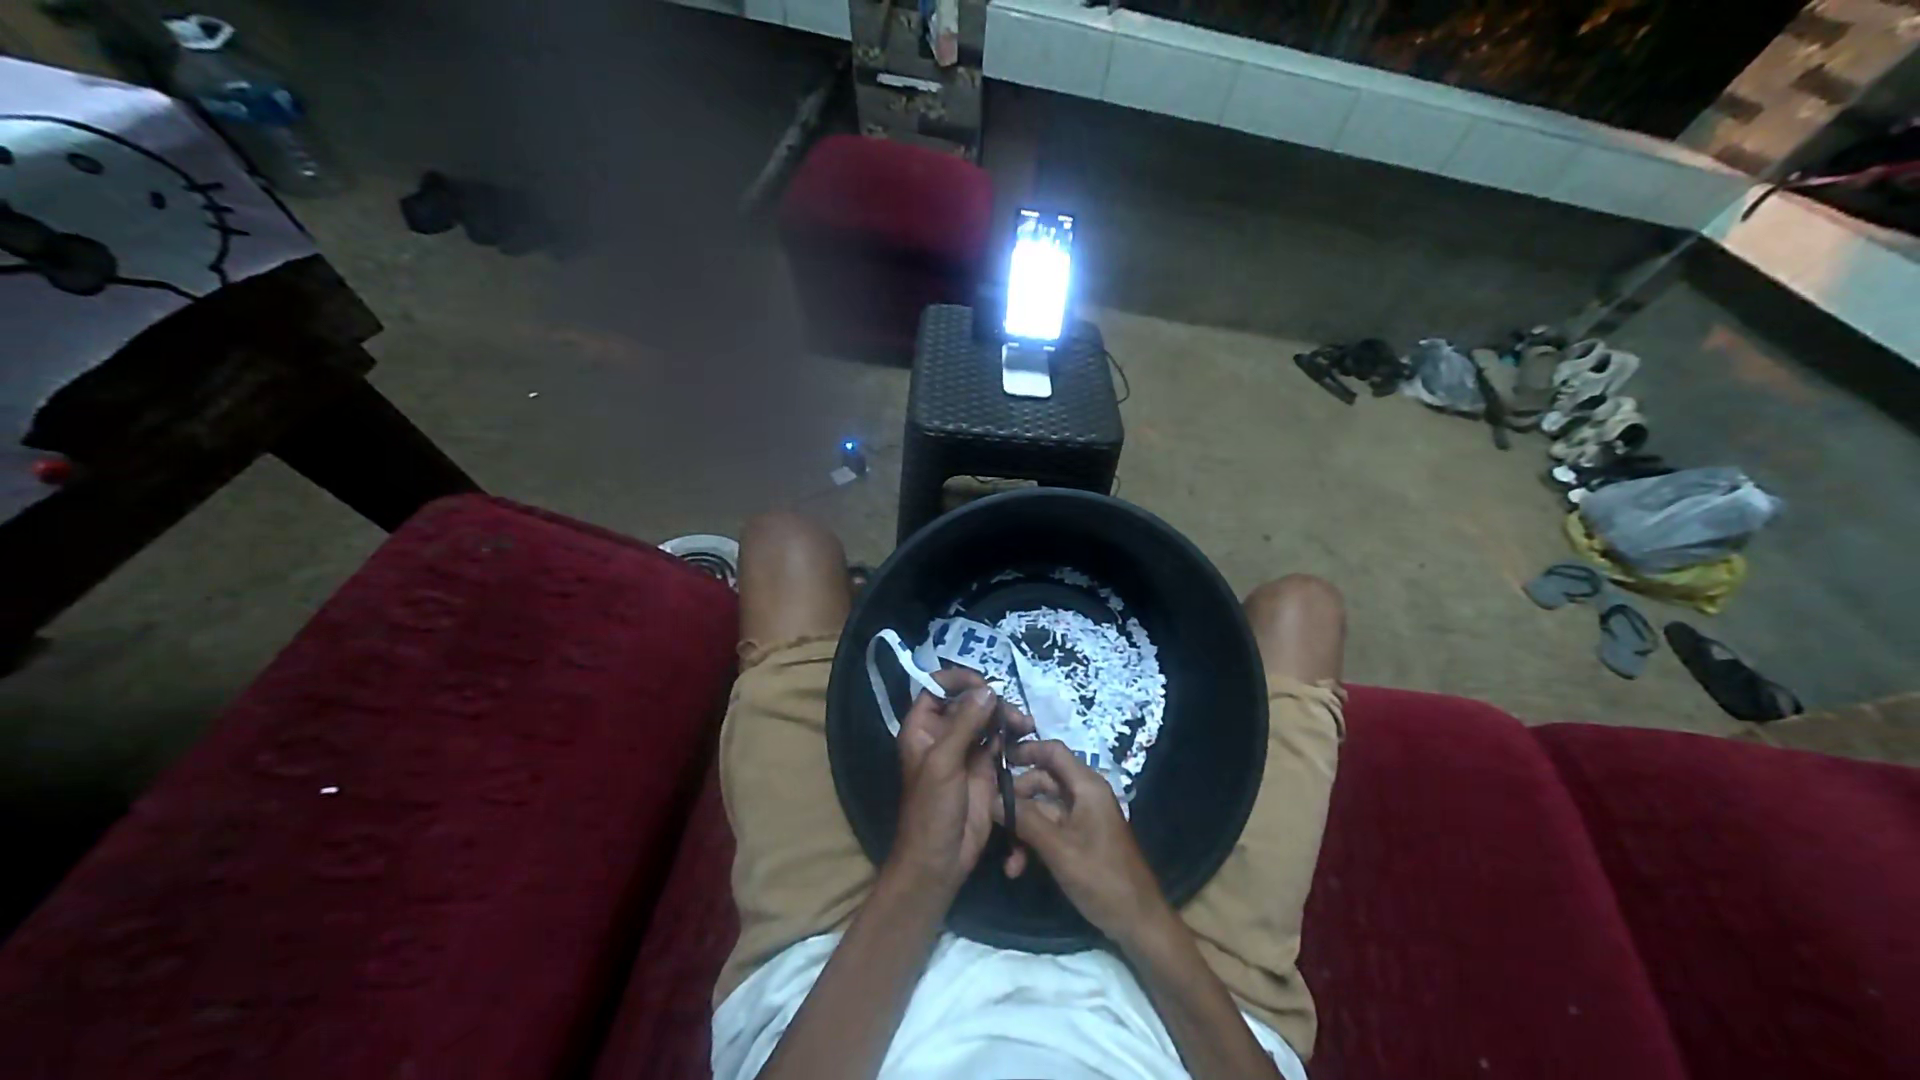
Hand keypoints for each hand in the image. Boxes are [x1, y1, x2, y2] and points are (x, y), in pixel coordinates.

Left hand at [890, 669, 1033, 895]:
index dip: (957, 680)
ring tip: (1025, 726)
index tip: (982, 682)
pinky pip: (999, 742)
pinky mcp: (984, 768)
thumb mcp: (943, 762)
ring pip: (986, 720)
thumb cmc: (931, 809)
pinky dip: (1012, 737)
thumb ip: (965, 724)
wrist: (940, 859)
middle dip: (990, 701)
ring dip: (1005, 718)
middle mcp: (942, 734)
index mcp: (922, 728)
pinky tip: (1025, 738)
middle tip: (1012, 712)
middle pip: (968, 702)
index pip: (936, 689)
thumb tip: (987, 689)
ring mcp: (965, 751)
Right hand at [995, 739, 1172, 946]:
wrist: (1137, 922)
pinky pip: (1050, 829)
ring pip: (1042, 809)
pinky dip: (1033, 843)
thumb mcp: (1058, 848)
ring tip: (1007, 859)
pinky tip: (1017, 868)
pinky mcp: (1080, 839)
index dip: (1025, 750)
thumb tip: (991, 798)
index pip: (1053, 751)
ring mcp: (1083, 818)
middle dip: (1016, 800)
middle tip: (990, 816)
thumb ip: (1024, 819)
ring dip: (1021, 829)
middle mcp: (1085, 795)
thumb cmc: (1101, 878)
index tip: (996, 760)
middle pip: (1043, 781)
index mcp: (1087, 787)